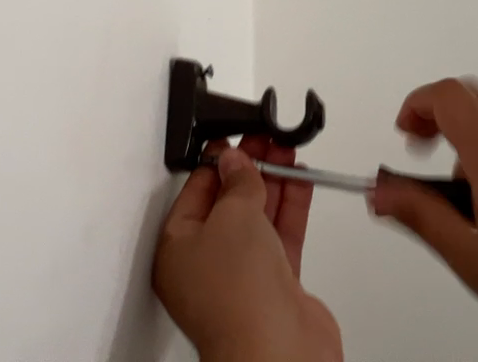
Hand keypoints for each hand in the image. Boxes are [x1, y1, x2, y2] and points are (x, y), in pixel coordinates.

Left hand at [154, 137, 342, 361]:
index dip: (216, 161)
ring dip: (273, 181)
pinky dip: (291, 206)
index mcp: (177, 250)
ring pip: (257, 216)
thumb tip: (236, 160)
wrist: (279, 352)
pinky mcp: (276, 285)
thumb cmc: (239, 298)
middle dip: (248, 167)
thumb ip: (238, 182)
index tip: (234, 137)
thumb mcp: (232, 217)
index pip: (195, 191)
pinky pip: (281, 235)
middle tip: (265, 138)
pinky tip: (300, 181)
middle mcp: (206, 264)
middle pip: (227, 202)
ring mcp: (242, 276)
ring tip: (286, 149)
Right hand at [370, 79, 477, 361]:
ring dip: (466, 137)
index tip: (404, 134)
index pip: (450, 96)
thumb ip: (418, 215)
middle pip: (474, 97)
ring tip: (456, 192)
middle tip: (420, 146)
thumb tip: (381, 191)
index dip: (417, 104)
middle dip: (437, 112)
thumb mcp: (469, 259)